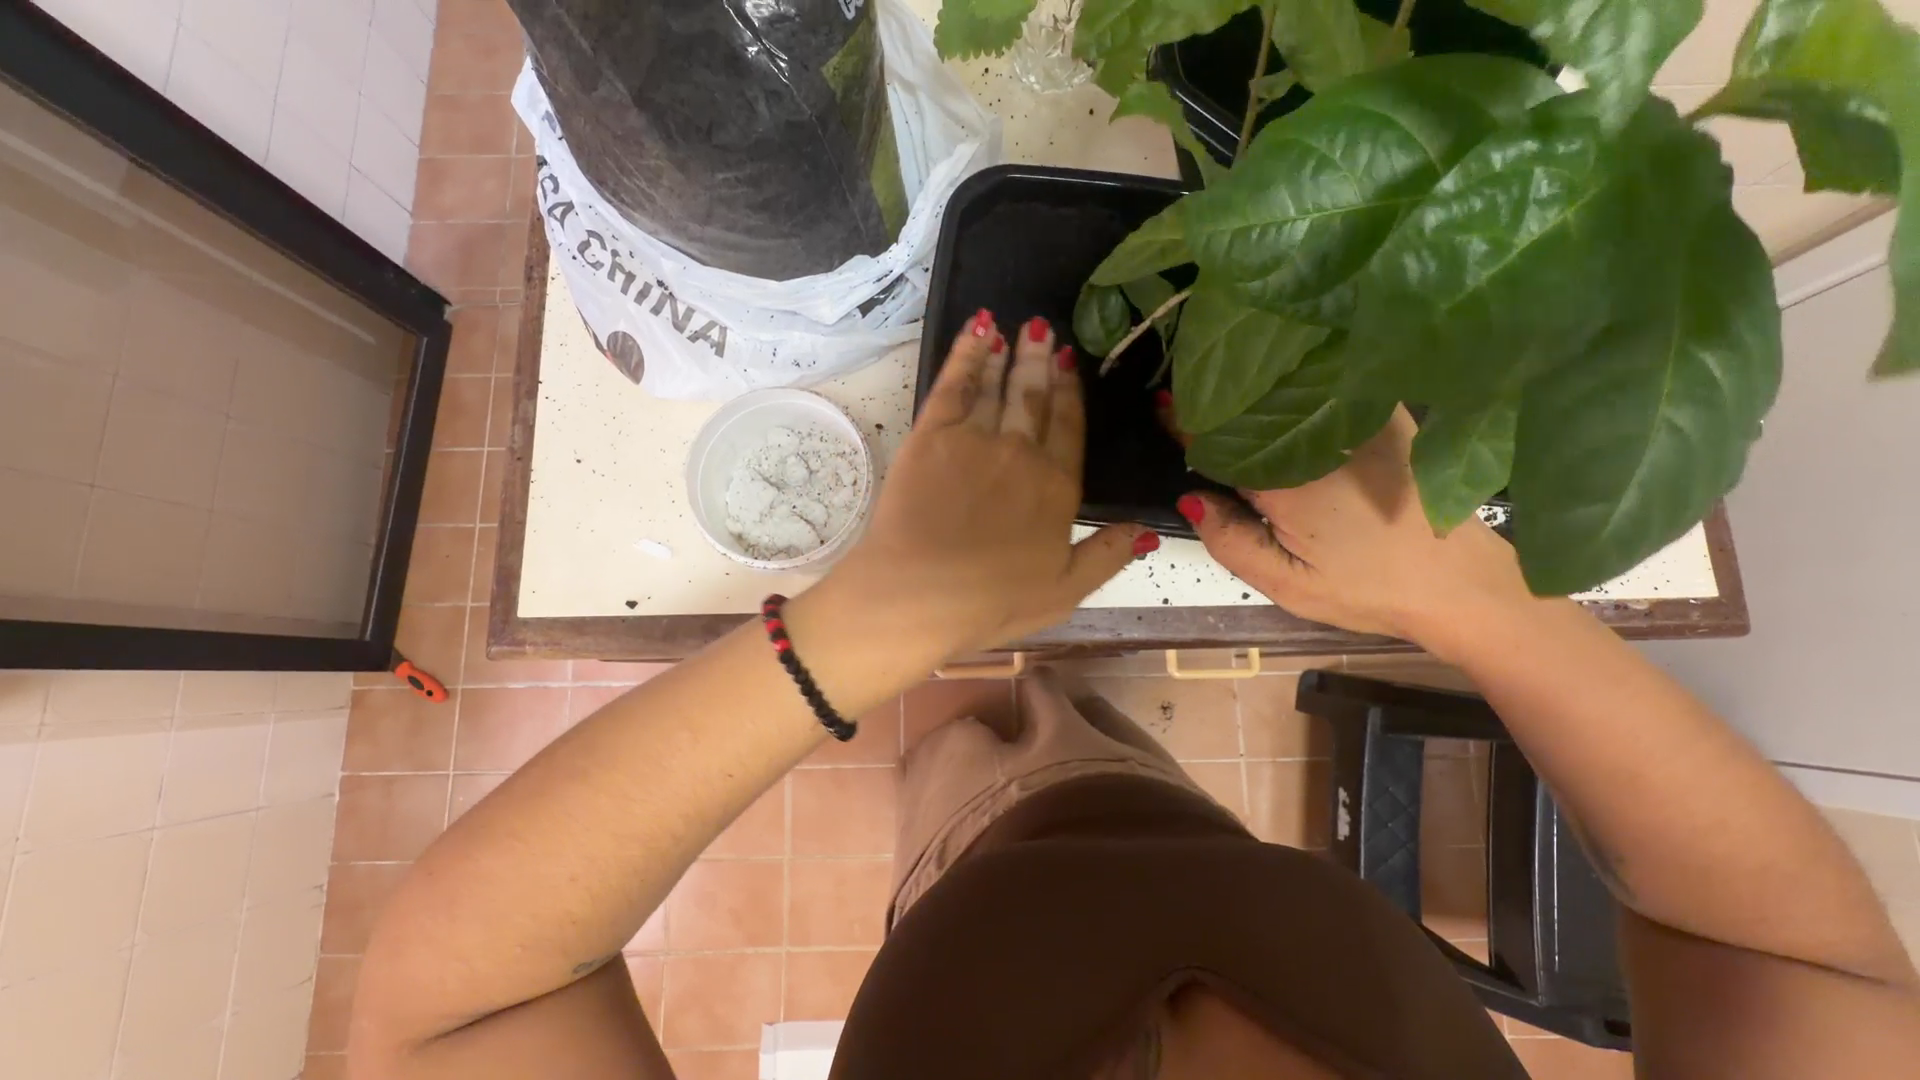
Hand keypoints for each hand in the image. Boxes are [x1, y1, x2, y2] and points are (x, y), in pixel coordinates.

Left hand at [799, 311, 1154, 667]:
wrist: (918, 596)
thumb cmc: (991, 603)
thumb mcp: (1064, 592)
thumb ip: (1107, 556)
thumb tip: (1147, 530)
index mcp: (1056, 488)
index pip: (1069, 429)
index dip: (1070, 394)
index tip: (1069, 364)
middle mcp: (1021, 453)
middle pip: (1034, 399)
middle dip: (1039, 362)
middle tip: (1041, 328)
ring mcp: (974, 440)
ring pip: (995, 387)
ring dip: (1006, 355)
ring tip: (1011, 327)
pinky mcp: (931, 436)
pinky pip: (954, 383)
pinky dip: (966, 354)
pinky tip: (977, 331)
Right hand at [1179, 409, 1534, 654]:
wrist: (1461, 581)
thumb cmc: (1369, 589)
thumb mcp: (1289, 584)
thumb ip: (1231, 541)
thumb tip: (1189, 499)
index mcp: (1286, 479)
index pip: (1219, 436)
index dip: (1185, 420)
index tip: (1161, 403)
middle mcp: (1319, 436)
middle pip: (1252, 406)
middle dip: (1217, 401)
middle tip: (1187, 395)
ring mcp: (1358, 420)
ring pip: (1289, 391)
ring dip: (1257, 388)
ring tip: (1231, 387)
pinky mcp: (1389, 415)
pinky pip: (1329, 386)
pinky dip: (1300, 384)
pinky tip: (1287, 391)